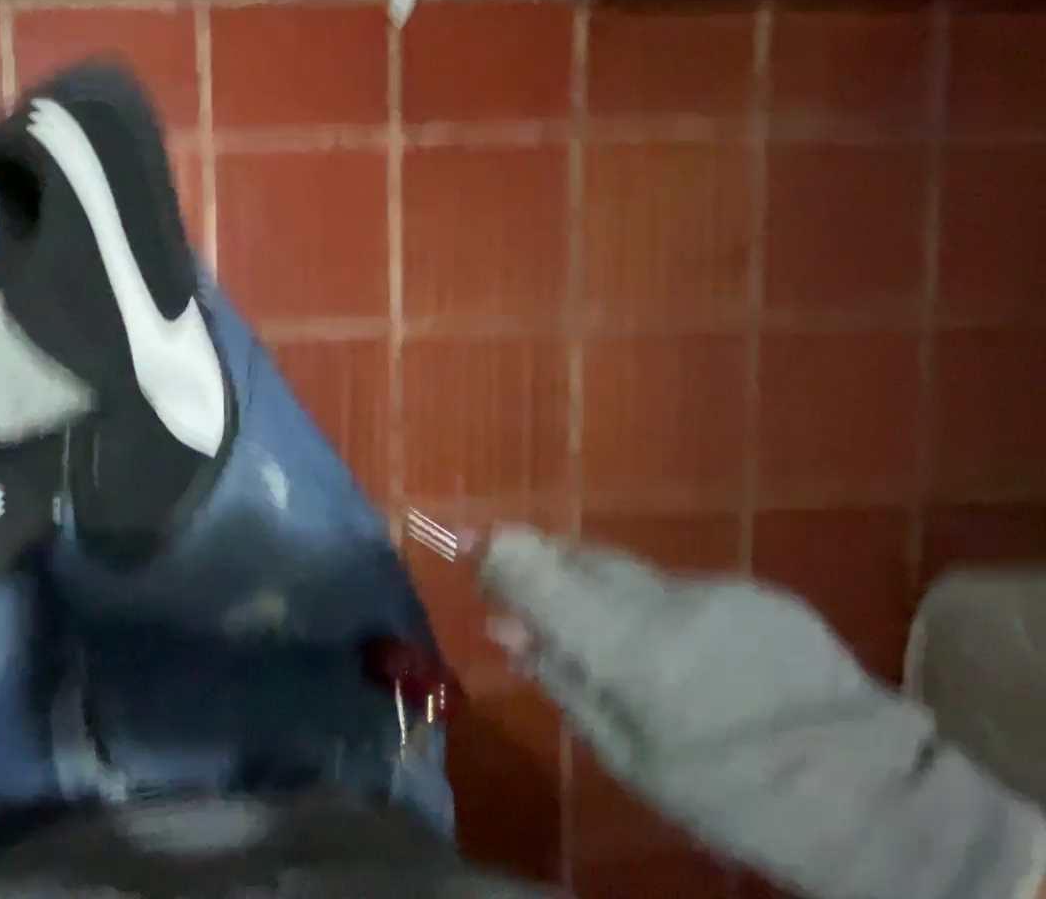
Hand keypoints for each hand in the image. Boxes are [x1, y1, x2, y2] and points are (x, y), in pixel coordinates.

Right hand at [474, 523, 1045, 898]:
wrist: (884, 802)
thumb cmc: (731, 794)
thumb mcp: (626, 755)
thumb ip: (560, 678)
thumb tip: (503, 622)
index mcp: (634, 652)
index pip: (541, 572)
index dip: (496, 552)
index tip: (465, 547)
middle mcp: (670, 601)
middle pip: (577, 557)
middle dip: (540, 567)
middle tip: (516, 593)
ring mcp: (717, 589)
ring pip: (624, 569)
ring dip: (594, 588)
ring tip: (599, 633)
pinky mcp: (755, 590)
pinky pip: (673, 585)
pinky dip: (649, 603)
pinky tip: (672, 646)